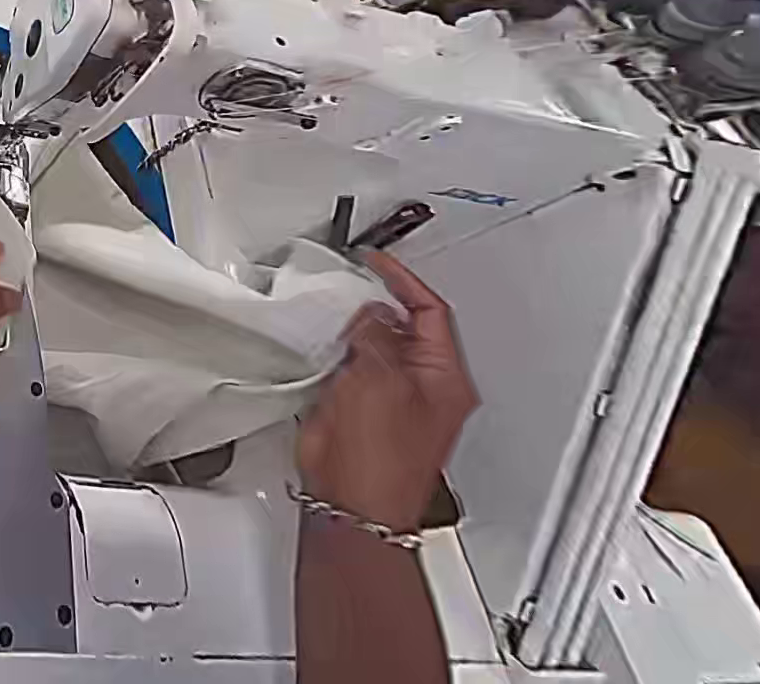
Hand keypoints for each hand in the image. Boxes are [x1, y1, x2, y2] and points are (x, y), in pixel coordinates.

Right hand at [296, 251, 476, 531]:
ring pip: (371, 342)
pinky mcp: (356, 401)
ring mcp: (386, 392)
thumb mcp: (383, 380)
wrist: (348, 499)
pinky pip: (346, 361)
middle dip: (374, 302)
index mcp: (442, 377)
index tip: (378, 261)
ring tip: (330, 309)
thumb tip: (370, 313)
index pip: (430, 313)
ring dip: (350, 326)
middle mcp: (418, 383)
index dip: (404, 282)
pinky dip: (332, 346)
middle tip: (348, 282)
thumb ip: (377, 336)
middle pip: (400, 325)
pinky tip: (317, 339)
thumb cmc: (378, 457)